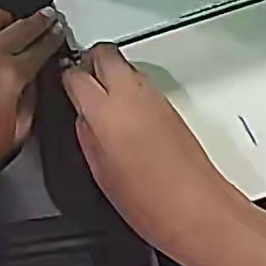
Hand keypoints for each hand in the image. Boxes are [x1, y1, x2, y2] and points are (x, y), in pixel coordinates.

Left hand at [0, 6, 64, 183]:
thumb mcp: (17, 132)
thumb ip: (31, 100)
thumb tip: (35, 81)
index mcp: (10, 74)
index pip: (40, 46)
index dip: (54, 37)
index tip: (60, 32)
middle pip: (21, 25)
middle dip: (40, 20)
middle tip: (50, 19)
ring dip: (11, 18)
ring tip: (20, 24)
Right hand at [63, 43, 250, 252]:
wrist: (201, 213)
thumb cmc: (154, 203)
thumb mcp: (100, 171)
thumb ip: (86, 134)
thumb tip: (82, 118)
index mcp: (105, 110)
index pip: (75, 74)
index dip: (65, 79)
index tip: (64, 87)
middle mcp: (131, 95)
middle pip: (103, 52)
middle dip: (89, 61)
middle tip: (81, 80)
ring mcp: (155, 97)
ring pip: (124, 65)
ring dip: (111, 74)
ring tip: (103, 100)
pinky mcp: (171, 105)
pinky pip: (142, 83)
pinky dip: (130, 90)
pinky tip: (126, 117)